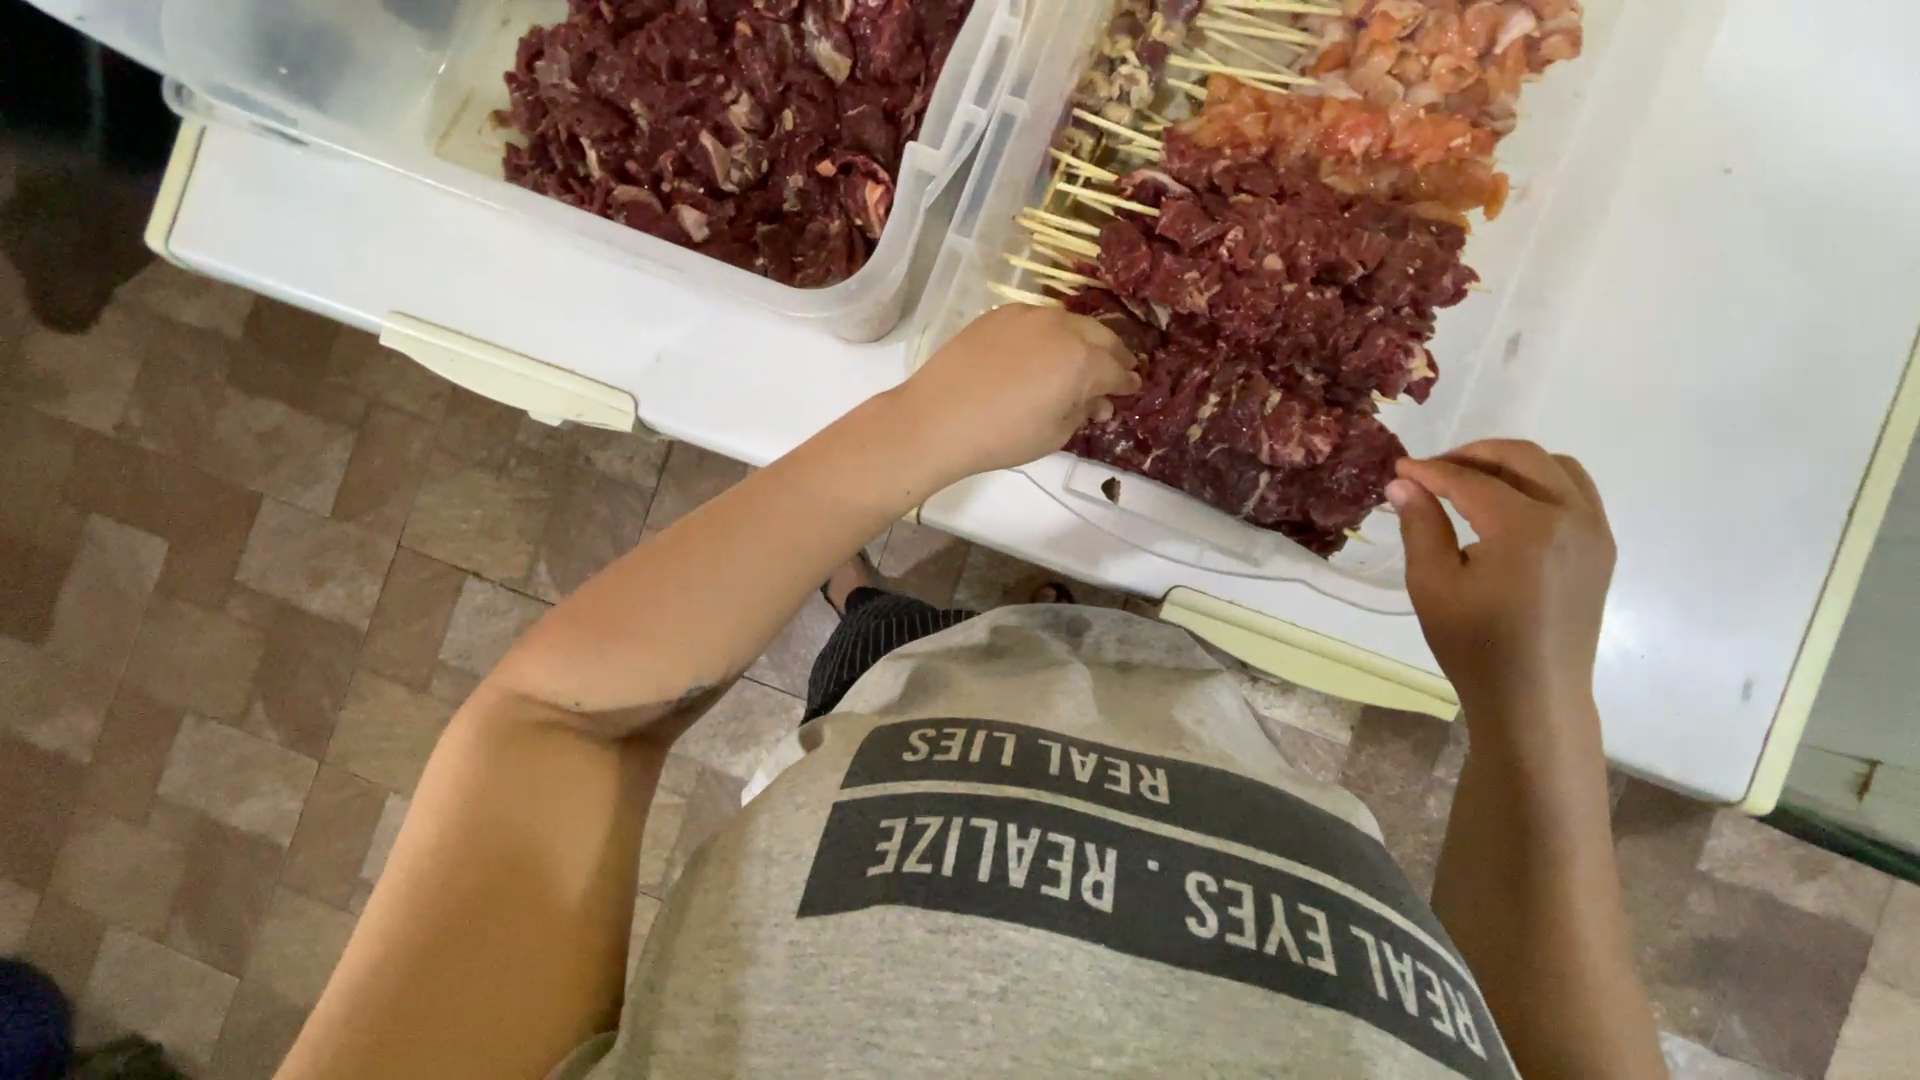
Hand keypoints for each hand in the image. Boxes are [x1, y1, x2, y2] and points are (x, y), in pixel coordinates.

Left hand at [889, 305, 1141, 476]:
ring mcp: (1028, 315)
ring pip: (1069, 322)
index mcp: (1082, 361)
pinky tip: (1041, 351)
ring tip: (1079, 360)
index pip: (1117, 370)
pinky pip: (1037, 319)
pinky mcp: (999, 314)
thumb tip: (1099, 403)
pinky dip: (1049, 334)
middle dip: (1112, 356)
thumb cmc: (1002, 436)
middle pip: (1100, 337)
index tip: (1132, 390)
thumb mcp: (1054, 434)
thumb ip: (1083, 412)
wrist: (937, 418)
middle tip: (1115, 372)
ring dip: (1082, 340)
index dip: (1128, 383)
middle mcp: (1061, 328)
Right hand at [1390, 440, 1615, 726]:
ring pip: (1557, 468)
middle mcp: (1572, 518)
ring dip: (1511, 464)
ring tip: (1470, 482)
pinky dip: (1539, 483)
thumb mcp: (1432, 584)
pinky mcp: (1601, 549)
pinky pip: (1575, 493)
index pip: (1471, 480)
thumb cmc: (1475, 644)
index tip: (1398, 470)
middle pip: (1523, 458)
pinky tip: (1505, 507)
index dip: (1431, 471)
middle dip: (1472, 456)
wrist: (1534, 695)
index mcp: (1527, 527)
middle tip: (1431, 471)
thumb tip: (1405, 484)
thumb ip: (1420, 525)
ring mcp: (1595, 532)